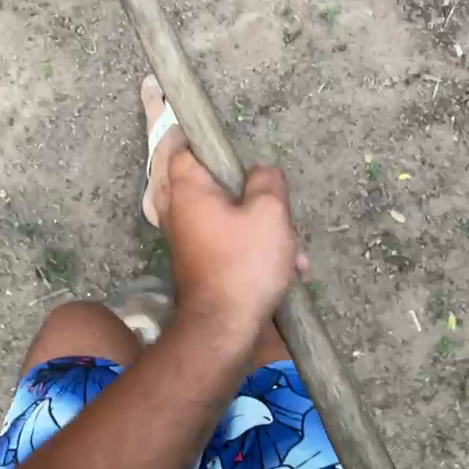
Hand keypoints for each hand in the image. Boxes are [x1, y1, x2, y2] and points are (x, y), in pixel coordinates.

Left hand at [161, 150, 301, 338]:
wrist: (222, 327)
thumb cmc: (243, 263)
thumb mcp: (269, 213)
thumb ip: (268, 182)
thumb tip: (263, 171)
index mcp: (186, 188)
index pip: (185, 147)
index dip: (209, 141)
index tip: (234, 143)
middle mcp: (177, 209)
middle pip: (211, 182)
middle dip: (248, 191)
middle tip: (273, 199)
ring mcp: (185, 237)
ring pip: (226, 215)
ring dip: (260, 226)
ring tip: (291, 246)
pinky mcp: (197, 260)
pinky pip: (227, 241)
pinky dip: (252, 248)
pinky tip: (288, 268)